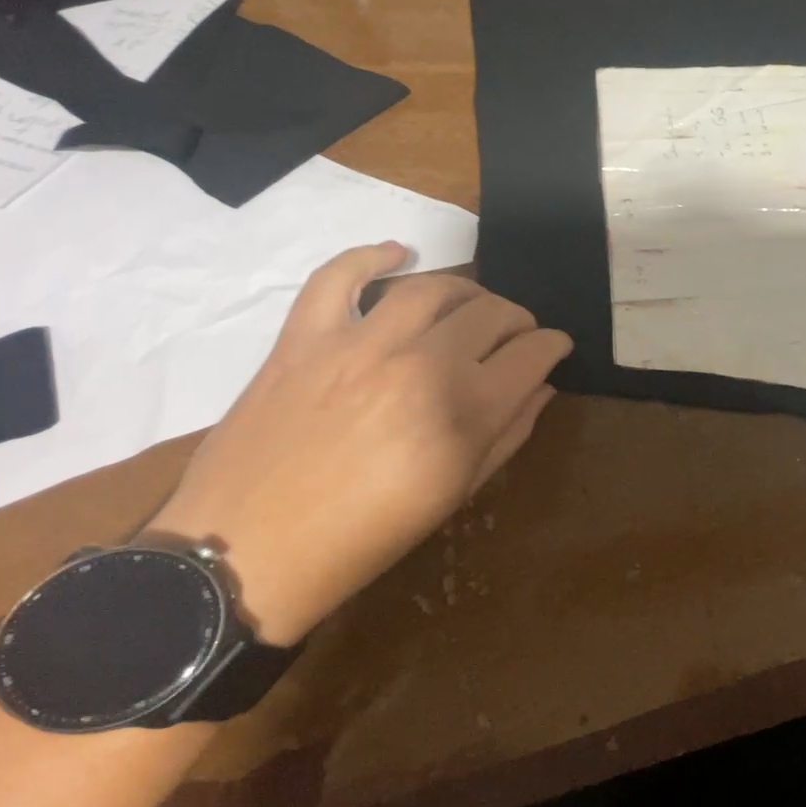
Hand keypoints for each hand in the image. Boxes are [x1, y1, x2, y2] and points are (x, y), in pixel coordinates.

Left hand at [143, 243, 573, 646]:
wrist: (249, 552)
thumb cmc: (368, 533)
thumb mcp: (459, 491)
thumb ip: (510, 432)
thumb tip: (541, 387)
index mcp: (467, 408)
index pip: (534, 352)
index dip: (554, 346)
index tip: (556, 349)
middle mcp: (422, 363)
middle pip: (492, 313)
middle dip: (518, 320)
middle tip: (517, 334)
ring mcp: (358, 345)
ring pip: (432, 288)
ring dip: (467, 291)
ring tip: (472, 305)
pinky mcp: (303, 340)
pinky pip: (336, 278)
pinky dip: (370, 257)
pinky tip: (397, 254)